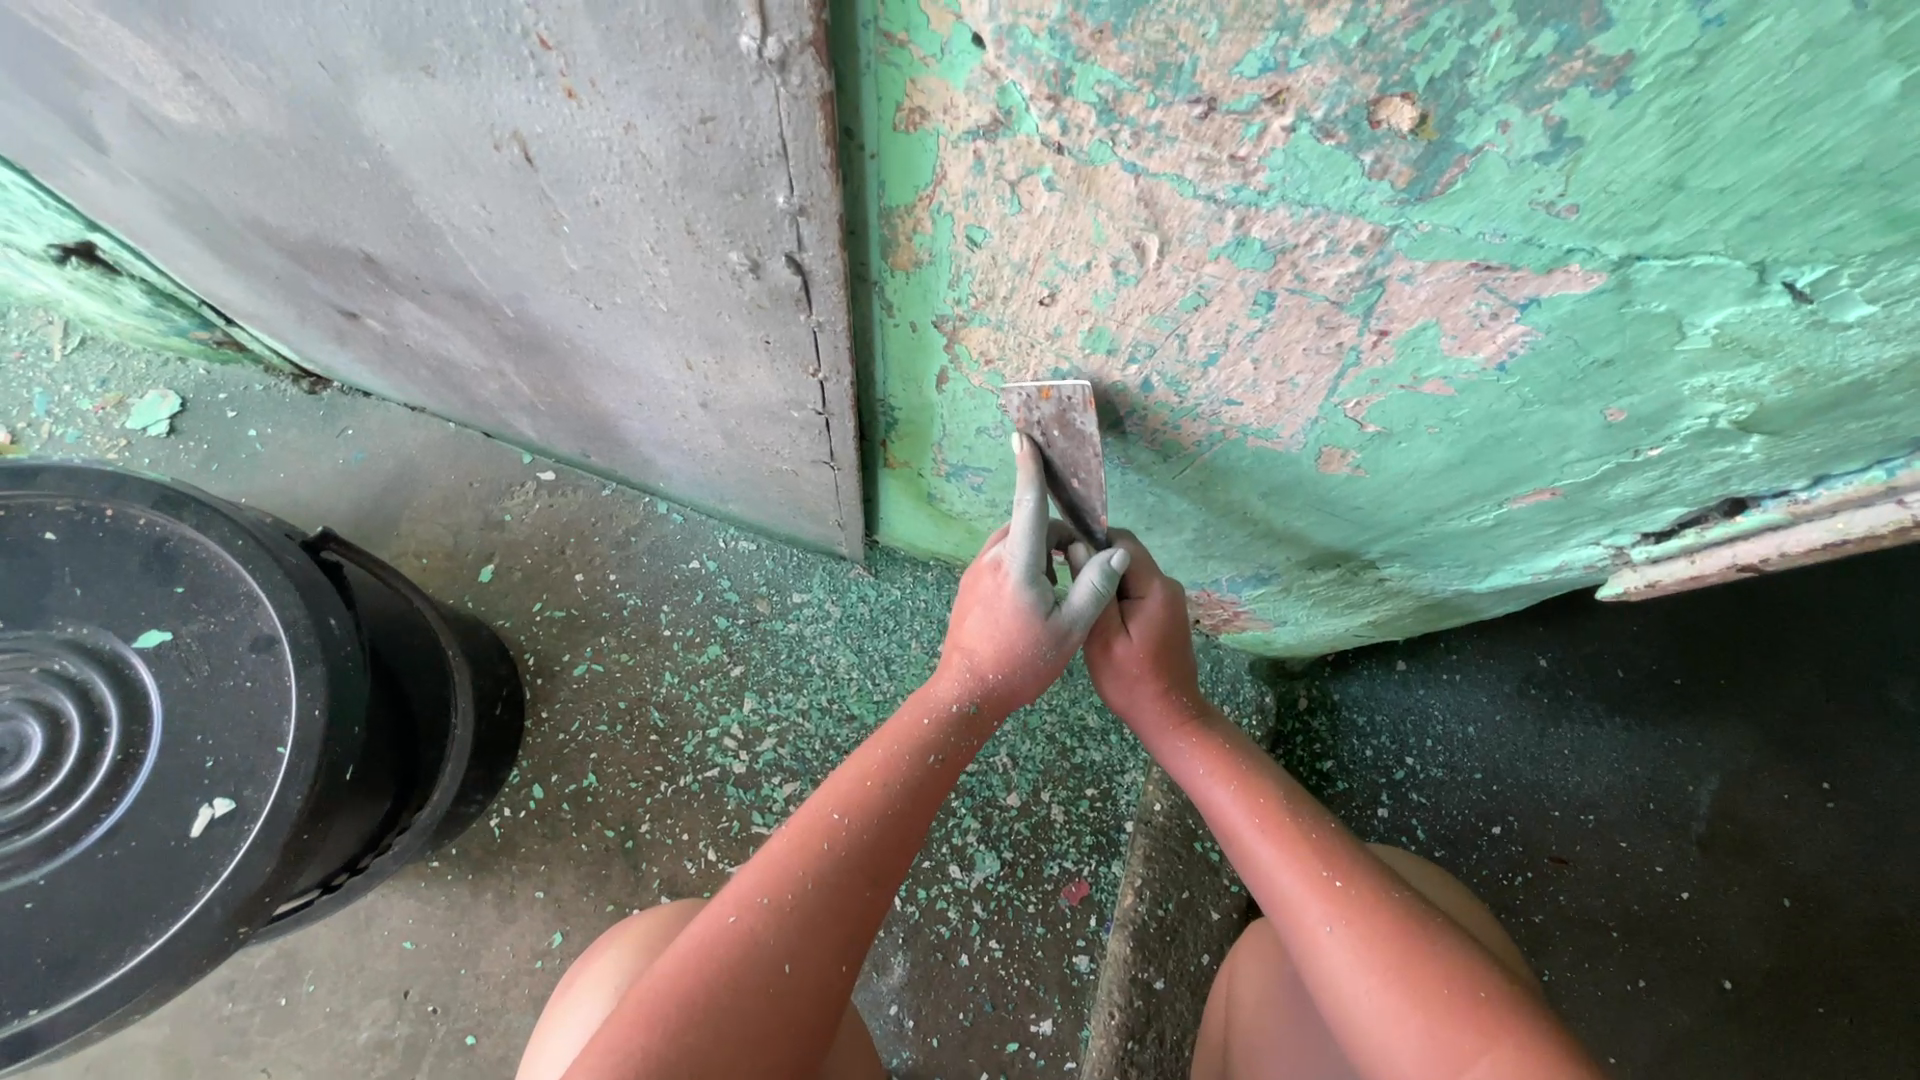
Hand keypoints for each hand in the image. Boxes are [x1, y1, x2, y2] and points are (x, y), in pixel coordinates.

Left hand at [935, 433, 1130, 711]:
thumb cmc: (1021, 663)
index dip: (1030, 470)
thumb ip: (1094, 585)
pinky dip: (1022, 568)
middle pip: (1027, 526)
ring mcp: (975, 572)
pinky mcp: (968, 586)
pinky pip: (1001, 560)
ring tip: (1054, 597)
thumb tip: (1115, 551)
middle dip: (1054, 538)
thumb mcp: (1071, 629)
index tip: (1024, 438)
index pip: (1027, 505)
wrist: (968, 692)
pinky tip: (1031, 606)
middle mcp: (991, 559)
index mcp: (1016, 564)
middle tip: (1075, 575)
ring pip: (1014, 544)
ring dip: (1038, 555)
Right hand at [1068, 529, 1209, 737]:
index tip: (1061, 550)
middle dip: (1095, 560)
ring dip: (1103, 578)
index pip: (1122, 541)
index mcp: (1155, 587)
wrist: (1168, 715)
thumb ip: (1093, 589)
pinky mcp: (1165, 612)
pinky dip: (1115, 593)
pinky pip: (1136, 589)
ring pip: (1129, 573)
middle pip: (1126, 555)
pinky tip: (1095, 610)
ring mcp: (1169, 599)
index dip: (1091, 539)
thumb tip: (1079, 547)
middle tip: (1063, 575)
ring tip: (1074, 594)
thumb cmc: (1130, 681)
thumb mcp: (1102, 637)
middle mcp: (1167, 585)